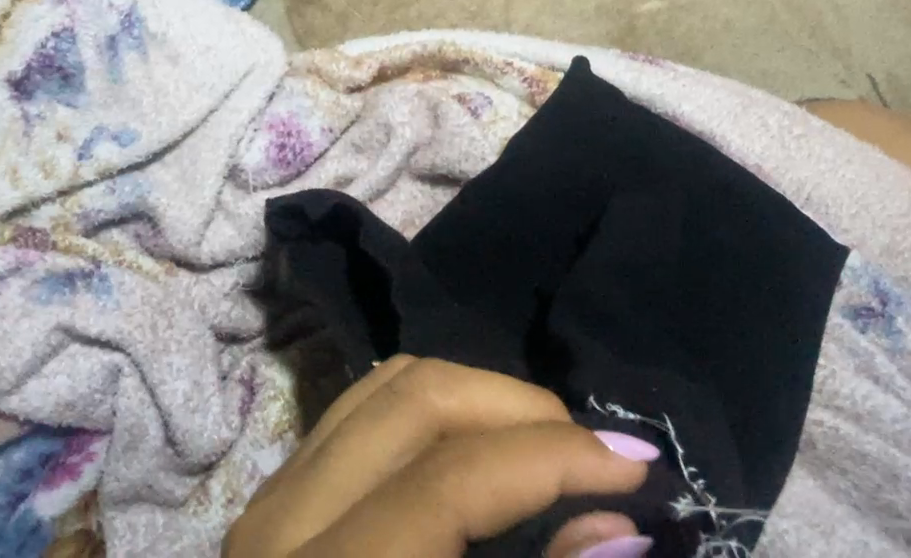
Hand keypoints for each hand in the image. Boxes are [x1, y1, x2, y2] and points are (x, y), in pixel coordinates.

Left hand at [224, 356, 660, 557]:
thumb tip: (614, 525)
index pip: (449, 480)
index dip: (553, 460)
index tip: (636, 465)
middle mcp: (284, 522)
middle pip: (416, 399)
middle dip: (520, 410)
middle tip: (590, 456)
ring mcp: (273, 499)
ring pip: (388, 386)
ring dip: (480, 399)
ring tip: (544, 444)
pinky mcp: (278, 494)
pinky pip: (365, 408)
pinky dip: (435, 409)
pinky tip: (479, 444)